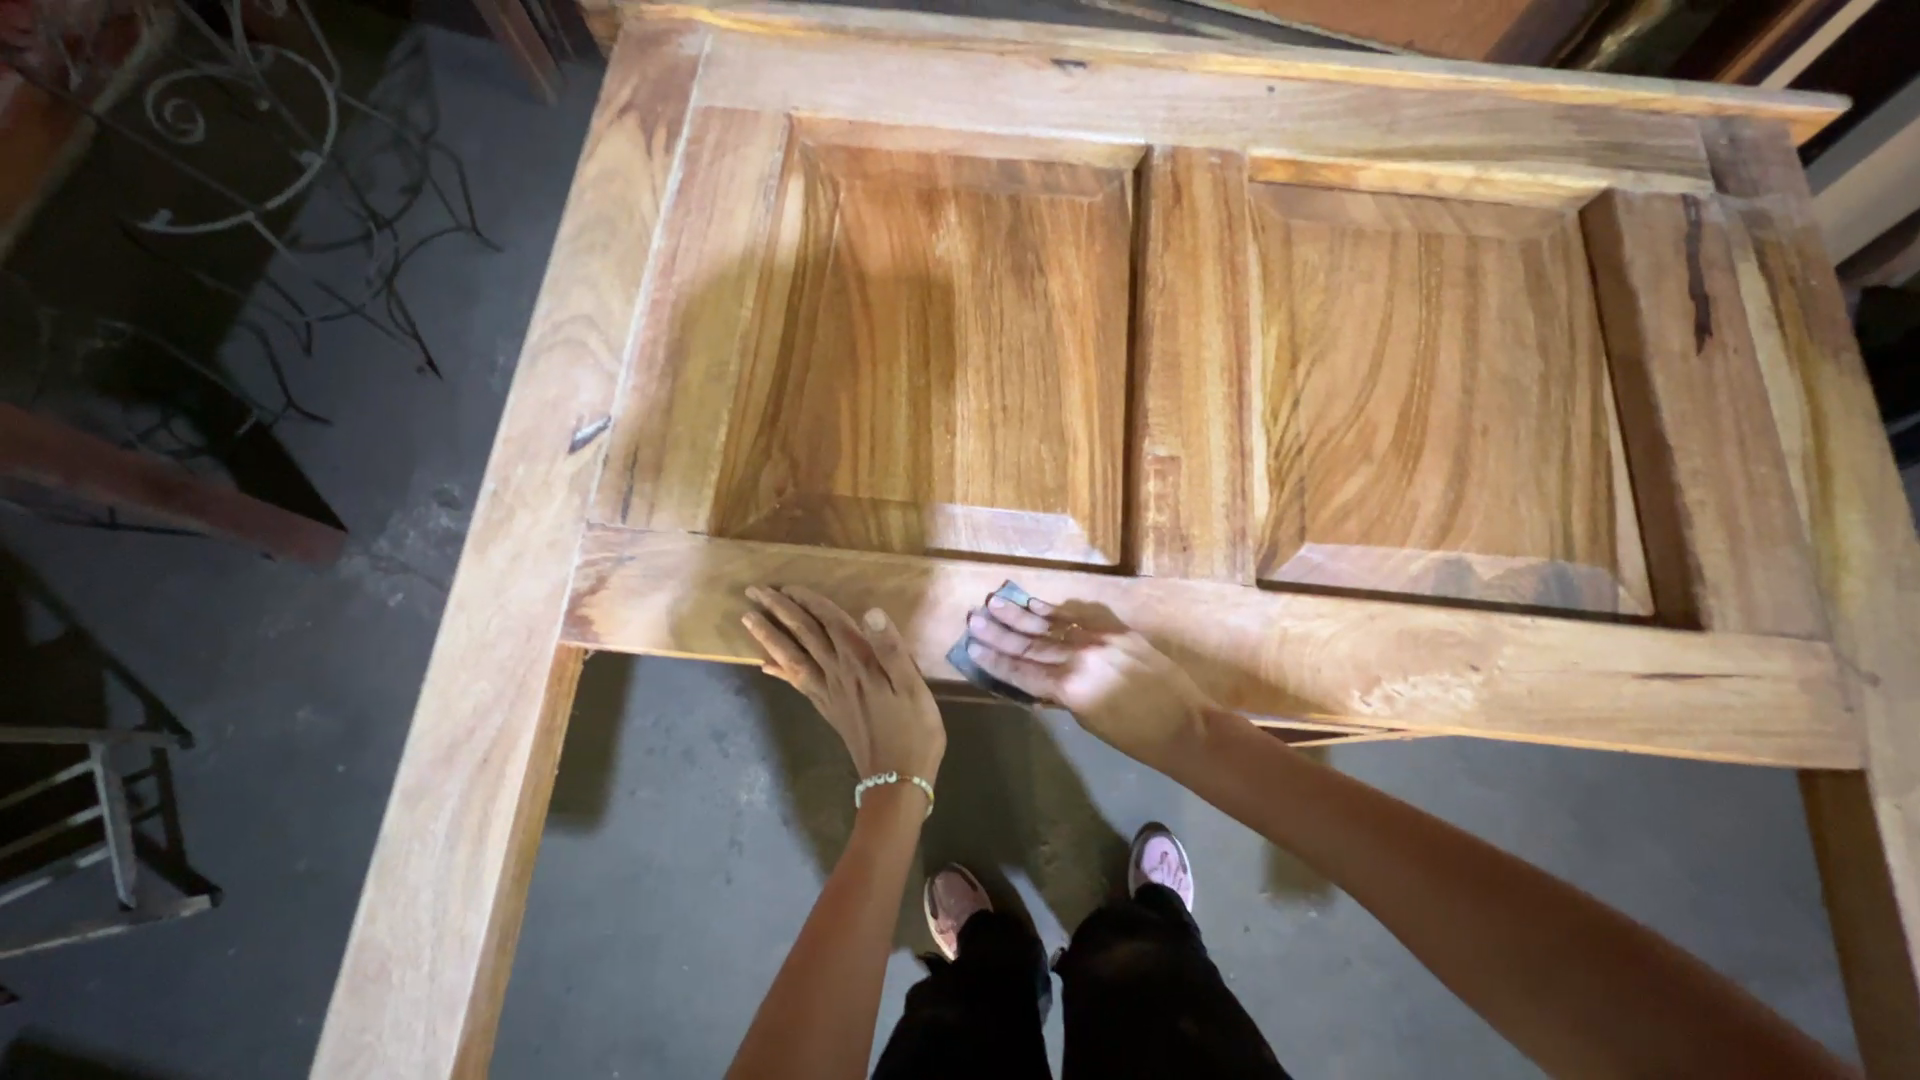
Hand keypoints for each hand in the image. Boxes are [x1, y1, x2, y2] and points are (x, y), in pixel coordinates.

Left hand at [742, 585, 945, 785]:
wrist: (896, 780)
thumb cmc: (914, 731)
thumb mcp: (913, 688)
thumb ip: (891, 649)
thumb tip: (870, 611)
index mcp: (859, 664)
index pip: (830, 623)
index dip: (811, 602)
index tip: (787, 584)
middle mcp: (837, 674)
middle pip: (804, 636)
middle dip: (779, 611)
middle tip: (753, 591)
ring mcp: (828, 693)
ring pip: (792, 657)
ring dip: (770, 636)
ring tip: (748, 619)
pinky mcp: (828, 710)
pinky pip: (798, 684)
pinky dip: (780, 671)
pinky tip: (765, 665)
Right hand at [963, 594, 1214, 771]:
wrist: (1185, 726)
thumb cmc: (1134, 738)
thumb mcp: (1087, 721)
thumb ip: (1061, 695)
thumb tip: (1040, 678)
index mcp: (1069, 688)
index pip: (1021, 671)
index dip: (994, 659)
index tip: (971, 647)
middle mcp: (1079, 658)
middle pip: (1029, 644)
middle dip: (998, 633)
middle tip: (973, 619)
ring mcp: (1100, 639)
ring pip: (1051, 624)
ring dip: (1020, 614)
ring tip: (995, 603)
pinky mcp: (1118, 630)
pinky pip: (1081, 615)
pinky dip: (1056, 610)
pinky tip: (1035, 604)